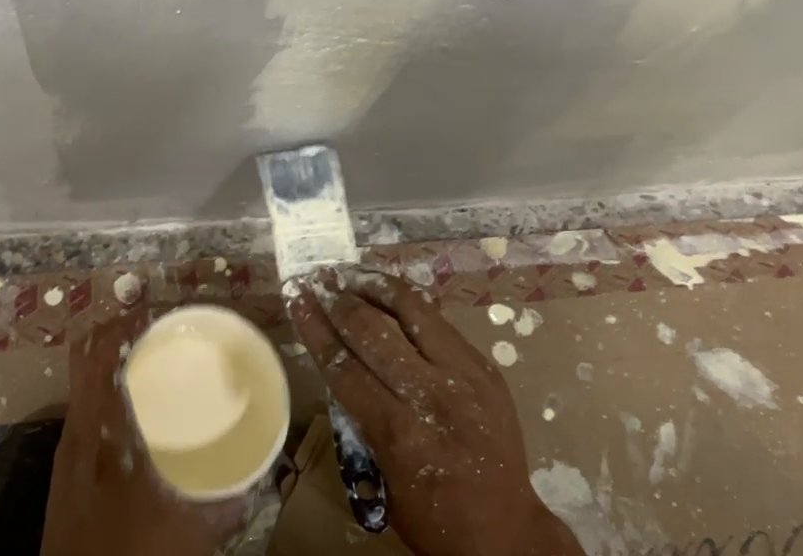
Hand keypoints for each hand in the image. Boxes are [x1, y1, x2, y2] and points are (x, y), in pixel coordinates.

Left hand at [41, 312, 250, 555]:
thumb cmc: (131, 555)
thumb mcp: (190, 532)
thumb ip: (230, 501)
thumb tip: (263, 472)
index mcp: (101, 428)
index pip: (100, 350)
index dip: (128, 321)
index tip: (164, 313)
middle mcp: (77, 427)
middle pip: (87, 355)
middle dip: (121, 332)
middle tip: (162, 331)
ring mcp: (66, 446)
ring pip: (84, 380)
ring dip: (112, 360)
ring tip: (154, 361)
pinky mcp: (66, 466)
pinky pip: (85, 405)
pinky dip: (108, 390)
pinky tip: (137, 410)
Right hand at [288, 270, 583, 555]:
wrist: (506, 532)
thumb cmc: (433, 514)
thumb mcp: (381, 479)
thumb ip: (359, 421)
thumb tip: (338, 367)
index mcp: (397, 432)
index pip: (343, 364)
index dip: (314, 326)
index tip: (295, 298)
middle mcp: (431, 397)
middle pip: (371, 330)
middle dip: (338, 301)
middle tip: (317, 280)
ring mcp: (464, 377)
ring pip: (410, 311)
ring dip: (373, 287)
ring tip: (348, 273)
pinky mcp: (485, 367)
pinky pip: (439, 322)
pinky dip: (407, 303)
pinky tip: (387, 291)